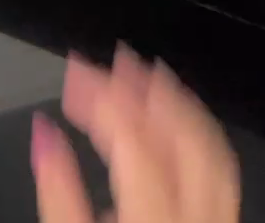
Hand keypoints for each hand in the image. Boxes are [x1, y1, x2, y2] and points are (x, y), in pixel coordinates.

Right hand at [33, 46, 238, 222]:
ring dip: (181, 109)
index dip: (105, 97)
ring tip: (150, 76)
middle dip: (153, 94)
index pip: (136, 144)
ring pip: (215, 158)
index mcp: (153, 222)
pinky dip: (195, 135)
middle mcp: (197, 222)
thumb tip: (44, 131)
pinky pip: (220, 173)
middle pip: (190, 146)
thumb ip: (58, 190)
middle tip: (119, 59)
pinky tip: (173, 122)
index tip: (75, 69)